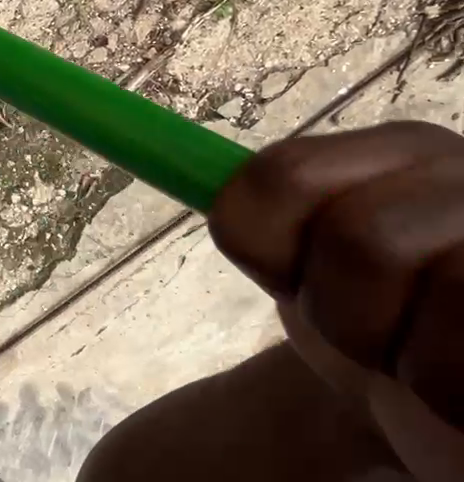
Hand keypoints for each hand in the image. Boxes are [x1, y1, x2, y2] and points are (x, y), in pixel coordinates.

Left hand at [210, 120, 463, 469]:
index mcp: (407, 151)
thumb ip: (250, 194)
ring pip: (419, 285)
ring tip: (422, 356)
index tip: (278, 271)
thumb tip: (90, 110)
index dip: (260, 236)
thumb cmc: (373, 316)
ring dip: (396, 348)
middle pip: (355, 239)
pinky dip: (446, 385)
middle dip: (339, 306)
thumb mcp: (294, 247)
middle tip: (370, 329)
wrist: (452, 407)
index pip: (282, 177)